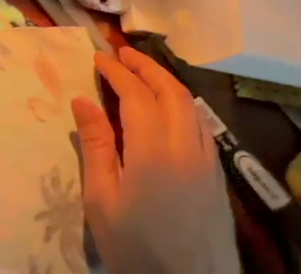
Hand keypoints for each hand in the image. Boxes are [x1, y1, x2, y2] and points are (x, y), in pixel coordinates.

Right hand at [70, 47, 240, 273]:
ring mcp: (208, 165)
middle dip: (146, 68)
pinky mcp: (217, 181)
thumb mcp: (101, 200)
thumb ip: (95, 146)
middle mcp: (187, 149)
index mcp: (154, 151)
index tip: (97, 57)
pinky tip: (167, 111)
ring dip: (166, 83)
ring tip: (142, 73)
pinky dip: (182, 105)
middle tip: (121, 54)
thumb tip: (83, 100)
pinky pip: (202, 127)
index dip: (116, 71)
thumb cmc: (136, 247)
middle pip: (172, 93)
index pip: (137, 95)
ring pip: (192, 108)